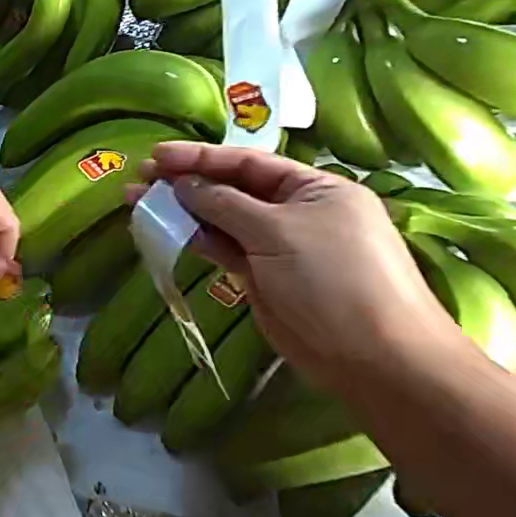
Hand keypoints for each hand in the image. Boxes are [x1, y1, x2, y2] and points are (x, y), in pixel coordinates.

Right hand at [129, 142, 461, 384]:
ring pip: (223, 220)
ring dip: (184, 211)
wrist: (375, 360)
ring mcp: (278, 246)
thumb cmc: (333, 280)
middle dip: (186, 181)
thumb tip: (185, 184)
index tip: (158, 156)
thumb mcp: (278, 231)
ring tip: (139, 203)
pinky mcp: (264, 278)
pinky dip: (197, 240)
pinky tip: (167, 230)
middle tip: (140, 178)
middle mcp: (294, 210)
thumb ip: (226, 204)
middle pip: (232, 188)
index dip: (201, 157)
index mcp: (312, 187)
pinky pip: (225, 250)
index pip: (248, 162)